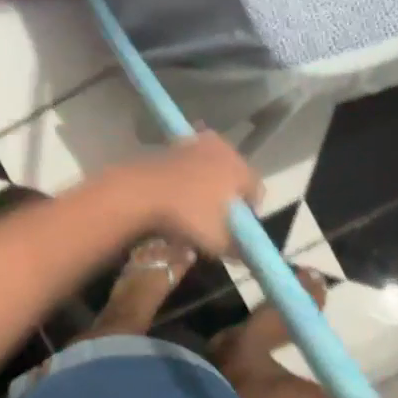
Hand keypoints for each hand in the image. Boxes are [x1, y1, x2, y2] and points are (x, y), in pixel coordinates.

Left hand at [114, 132, 260, 254]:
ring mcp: (195, 144)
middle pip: (234, 176)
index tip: (238, 231)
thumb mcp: (217, 242)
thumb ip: (236, 249)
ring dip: (205, 186)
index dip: (250, 214)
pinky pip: (186, 166)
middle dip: (227, 197)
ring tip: (192, 210)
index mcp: (241, 168)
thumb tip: (241, 253)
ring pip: (209, 169)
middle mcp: (223, 149)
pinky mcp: (171, 146)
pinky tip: (173, 198)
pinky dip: (184, 180)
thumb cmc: (188, 215)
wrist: (140, 192)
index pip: (257, 191)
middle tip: (215, 220)